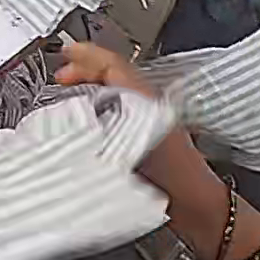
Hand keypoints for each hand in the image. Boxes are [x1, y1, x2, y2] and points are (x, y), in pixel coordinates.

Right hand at [55, 41, 202, 190]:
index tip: (67, 52)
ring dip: (90, 86)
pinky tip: (87, 120)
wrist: (197, 207)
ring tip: (69, 91)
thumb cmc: (173, 181)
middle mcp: (149, 105)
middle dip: (84, 69)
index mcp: (146, 100)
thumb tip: (73, 117)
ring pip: (115, 91)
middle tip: (62, 74)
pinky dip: (98, 106)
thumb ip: (100, 129)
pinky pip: (118, 109)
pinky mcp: (147, 137)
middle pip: (113, 73)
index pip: (113, 65)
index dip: (87, 56)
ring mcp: (149, 120)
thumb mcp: (129, 149)